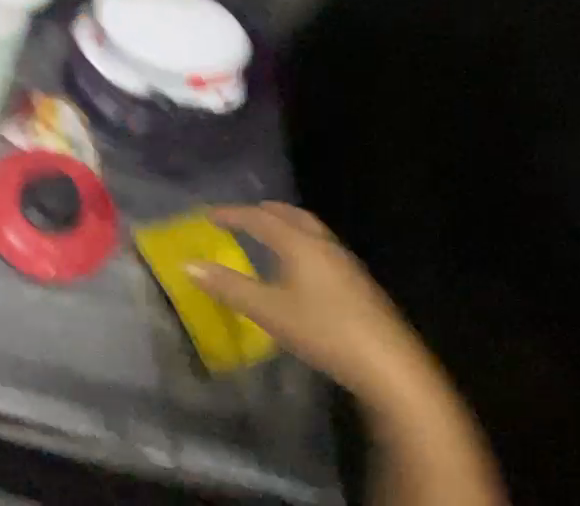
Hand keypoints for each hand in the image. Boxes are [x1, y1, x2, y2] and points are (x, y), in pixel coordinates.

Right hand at [187, 203, 431, 402]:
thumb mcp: (268, 311)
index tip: (209, 215)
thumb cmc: (324, 331)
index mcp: (300, 244)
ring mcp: (347, 264)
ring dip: (287, 227)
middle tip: (243, 216)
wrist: (391, 367)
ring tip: (270, 236)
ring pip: (311, 231)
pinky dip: (302, 244)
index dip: (233, 214)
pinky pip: (323, 249)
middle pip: (292, 216)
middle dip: (265, 212)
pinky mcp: (360, 285)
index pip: (260, 218)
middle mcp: (324, 245)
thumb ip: (228, 287)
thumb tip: (189, 264)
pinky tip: (301, 270)